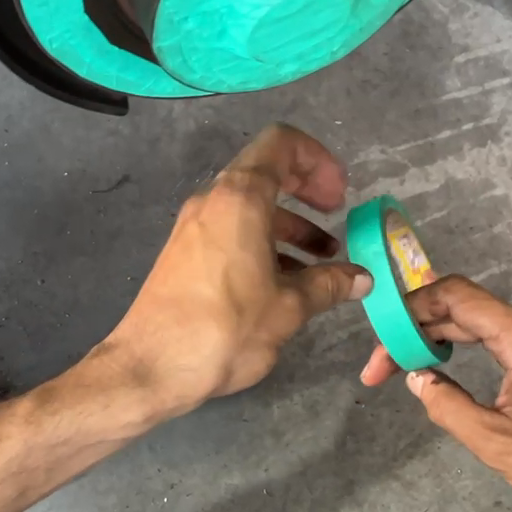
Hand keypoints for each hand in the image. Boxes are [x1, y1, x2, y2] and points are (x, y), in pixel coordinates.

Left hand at [96, 124, 371, 413]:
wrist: (150, 367)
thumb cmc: (225, 329)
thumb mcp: (288, 308)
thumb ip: (328, 285)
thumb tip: (361, 278)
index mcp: (240, 199)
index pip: (281, 144)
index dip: (318, 160)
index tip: (339, 196)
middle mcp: (212, 202)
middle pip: (266, 174)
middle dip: (306, 192)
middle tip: (336, 219)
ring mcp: (193, 229)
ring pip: (249, 210)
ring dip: (288, 227)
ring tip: (321, 264)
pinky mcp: (183, 257)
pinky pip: (231, 234)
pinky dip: (262, 245)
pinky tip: (283, 284)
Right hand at [358, 276, 511, 511]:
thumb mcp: (495, 443)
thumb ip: (447, 406)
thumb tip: (417, 379)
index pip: (455, 296)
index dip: (411, 310)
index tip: (383, 343)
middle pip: (462, 307)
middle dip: (415, 330)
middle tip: (381, 369)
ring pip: (477, 321)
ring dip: (437, 338)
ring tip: (403, 367)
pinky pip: (496, 336)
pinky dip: (462, 346)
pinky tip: (441, 366)